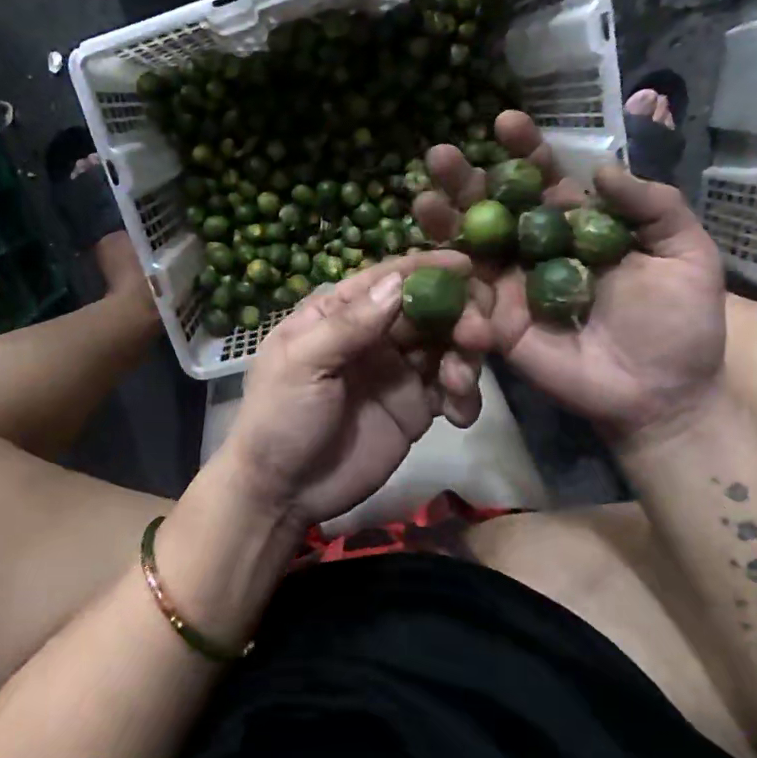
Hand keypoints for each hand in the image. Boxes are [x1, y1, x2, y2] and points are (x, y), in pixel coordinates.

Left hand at [213, 250, 488, 527]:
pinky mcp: (415, 408)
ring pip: (445, 346)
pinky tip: (460, 415)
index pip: (385, 281)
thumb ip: (349, 325)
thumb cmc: (279, 417)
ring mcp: (396, 372)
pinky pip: (450, 390)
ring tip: (458, 381)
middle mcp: (372, 336)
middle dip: (457, 315)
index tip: (466, 265)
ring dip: (464, 356)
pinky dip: (464, 396)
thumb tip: (397, 282)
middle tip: (477, 334)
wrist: (283, 491)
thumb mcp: (302, 364)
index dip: (424, 269)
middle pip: (426, 310)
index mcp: (338, 315)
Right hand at [412, 111, 726, 442]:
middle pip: (492, 206)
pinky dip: (449, 284)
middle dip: (466, 179)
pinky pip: (468, 302)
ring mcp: (510, 287)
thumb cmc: (681, 321)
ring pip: (468, 248)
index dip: (523, 150)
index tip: (505, 122)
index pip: (542, 180)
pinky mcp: (497, 325)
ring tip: (424, 198)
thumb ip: (652, 207)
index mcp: (573, 225)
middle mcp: (533, 248)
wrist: (665, 393)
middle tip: (440, 155)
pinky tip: (432, 264)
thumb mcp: (686, 253)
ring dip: (443, 222)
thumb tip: (601, 171)